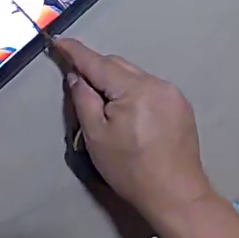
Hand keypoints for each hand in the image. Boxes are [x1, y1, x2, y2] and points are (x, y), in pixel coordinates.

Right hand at [55, 38, 216, 221]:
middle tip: (76, 83)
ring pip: (133, 75)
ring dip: (114, 80)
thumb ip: (83, 99)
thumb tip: (76, 76)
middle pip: (117, 65)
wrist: (176, 196)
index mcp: (134, 90)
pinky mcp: (180, 105)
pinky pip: (148, 86)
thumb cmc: (130, 170)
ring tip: (102, 103)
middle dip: (95, 68)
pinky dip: (131, 90)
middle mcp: (156, 84)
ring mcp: (172, 93)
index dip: (75, 51)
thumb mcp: (96, 136)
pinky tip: (126, 110)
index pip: (98, 63)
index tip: (58, 41)